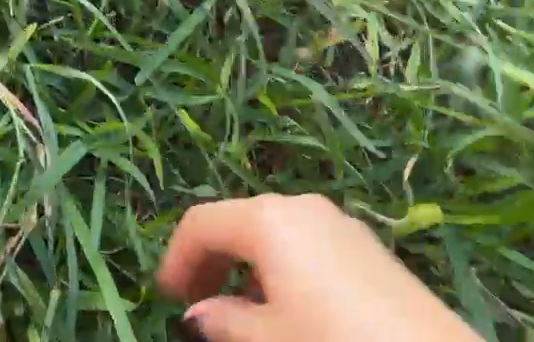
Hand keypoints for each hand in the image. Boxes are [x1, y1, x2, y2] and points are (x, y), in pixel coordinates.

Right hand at [159, 194, 481, 341]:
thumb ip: (226, 322)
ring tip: (241, 315)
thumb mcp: (272, 339)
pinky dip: (282, 269)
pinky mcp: (369, 248)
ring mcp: (338, 223)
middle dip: (211, 262)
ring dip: (246, 268)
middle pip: (237, 223)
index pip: (202, 223)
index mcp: (267, 218)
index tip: (164, 298)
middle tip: (196, 306)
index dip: (176, 259)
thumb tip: (199, 315)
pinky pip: (306, 246)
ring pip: (272, 234)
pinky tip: (288, 309)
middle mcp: (299, 205)